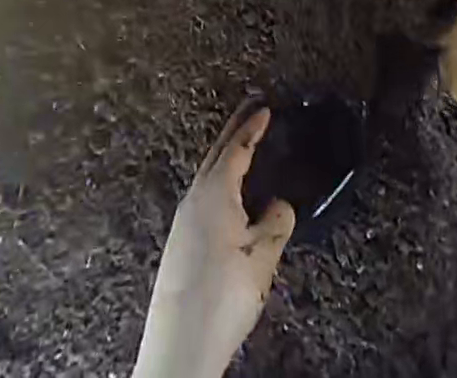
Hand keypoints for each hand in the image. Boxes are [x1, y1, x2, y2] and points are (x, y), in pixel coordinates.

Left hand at [133, 99, 296, 377]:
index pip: (237, 149)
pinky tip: (229, 191)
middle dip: (234, 129)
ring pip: (208, 173)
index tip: (266, 108)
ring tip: (242, 142)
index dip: (253, 127)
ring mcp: (183, 221)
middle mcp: (194, 199)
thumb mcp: (263, 255)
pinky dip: (220, 176)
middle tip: (250, 108)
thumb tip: (279, 203)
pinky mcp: (181, 242)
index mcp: (215, 193)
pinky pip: (204, 192)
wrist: (177, 349)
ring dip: (226, 153)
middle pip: (217, 154)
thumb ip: (278, 220)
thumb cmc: (224, 295)